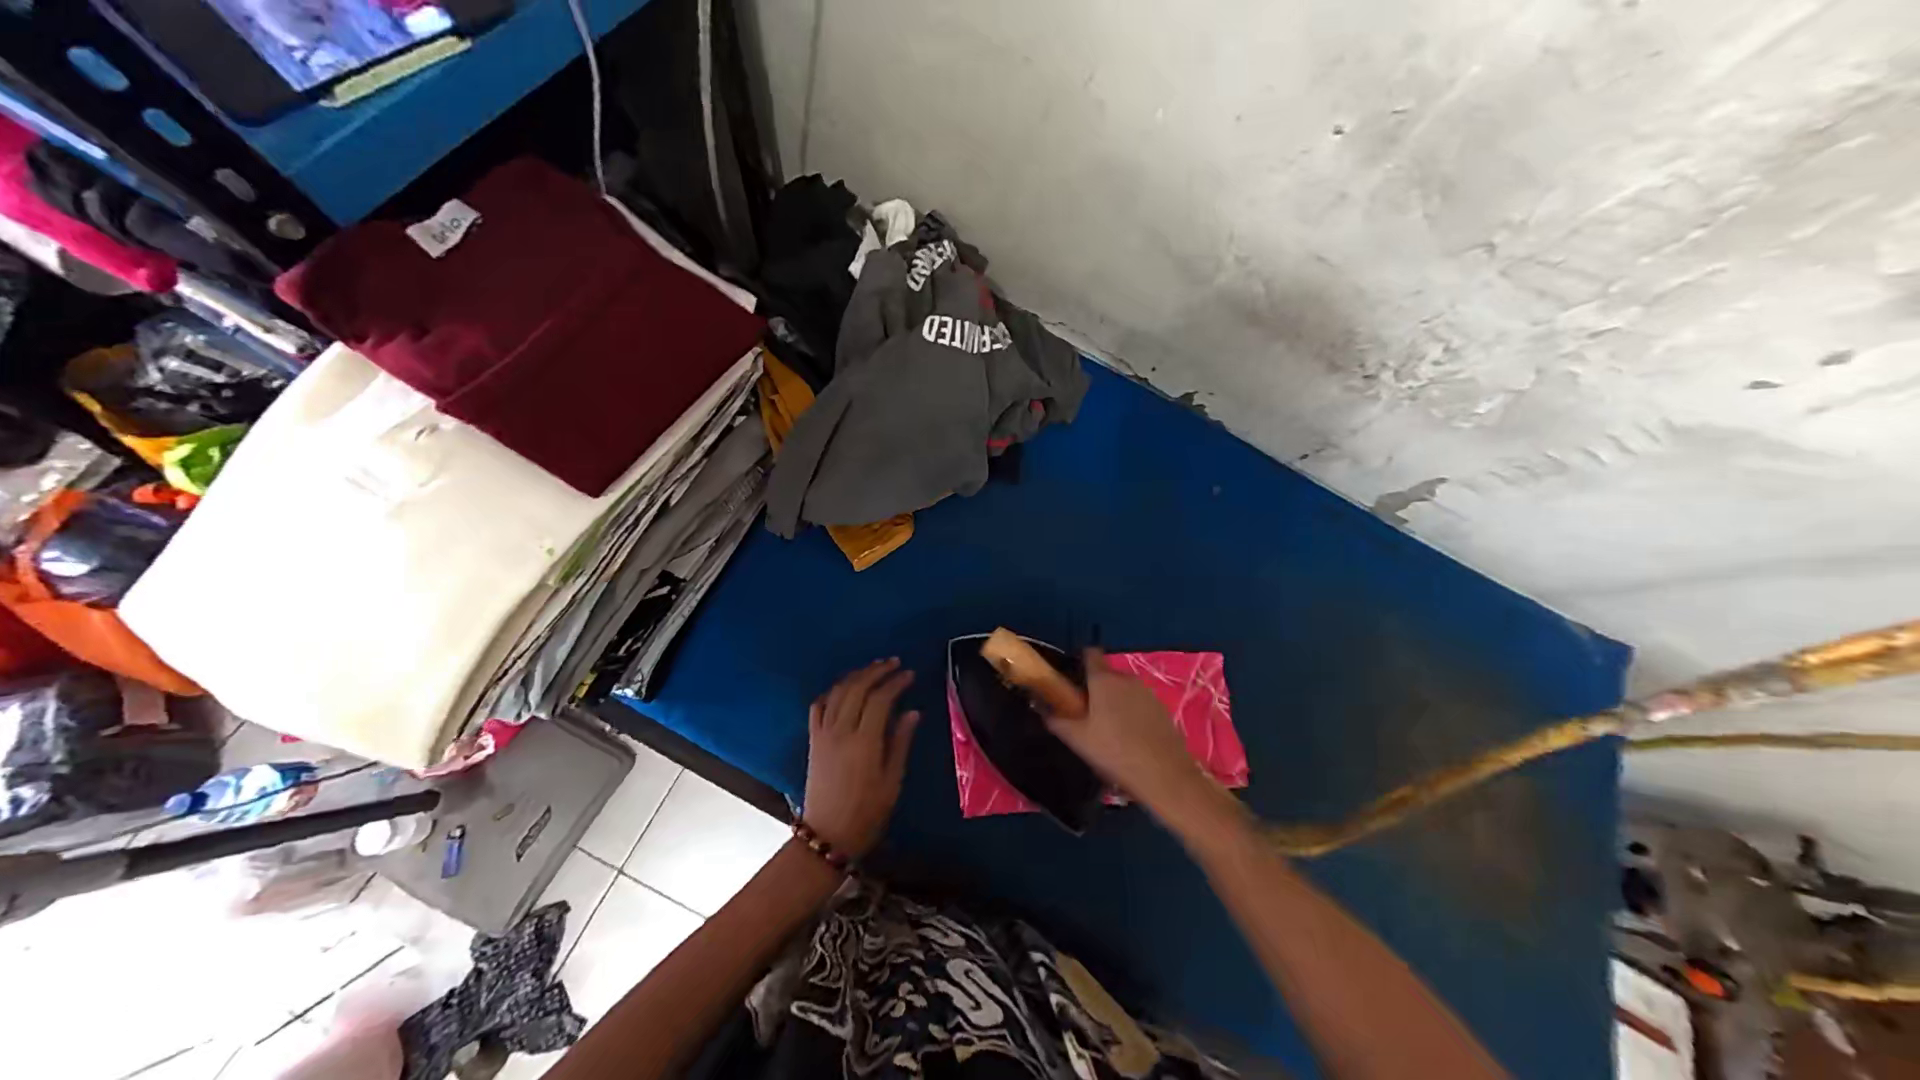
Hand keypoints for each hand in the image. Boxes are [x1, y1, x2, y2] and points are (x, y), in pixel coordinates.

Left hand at [802, 658, 920, 858]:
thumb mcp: (892, 781)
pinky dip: (833, 691)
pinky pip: (819, 706)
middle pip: (857, 688)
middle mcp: (840, 732)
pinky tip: (844, 688)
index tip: (910, 675)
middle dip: (876, 671)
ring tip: (873, 668)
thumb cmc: (867, 813)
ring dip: (856, 676)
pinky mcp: (813, 740)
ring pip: (838, 692)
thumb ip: (900, 743)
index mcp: (864, 742)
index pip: (880, 699)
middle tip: (893, 663)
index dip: (895, 683)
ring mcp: (823, 734)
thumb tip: (912, 712)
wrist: (827, 835)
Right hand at [1046, 647, 1216, 818]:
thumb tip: (1041, 706)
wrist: (1165, 776)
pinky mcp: (1162, 709)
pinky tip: (1128, 739)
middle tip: (1084, 715)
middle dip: (1094, 689)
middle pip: (1105, 674)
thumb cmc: (1114, 752)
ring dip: (1113, 702)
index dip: (1078, 662)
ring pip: (1123, 690)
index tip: (1070, 683)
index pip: (1090, 653)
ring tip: (1106, 731)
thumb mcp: (1077, 739)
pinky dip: (1130, 714)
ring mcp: (1148, 693)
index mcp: (1104, 679)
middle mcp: (1127, 678)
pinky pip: (1139, 704)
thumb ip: (1056, 719)